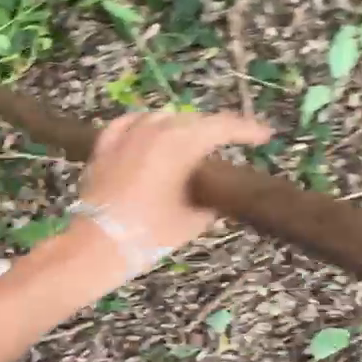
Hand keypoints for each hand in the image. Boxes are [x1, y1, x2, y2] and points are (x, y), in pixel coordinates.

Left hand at [75, 110, 272, 268]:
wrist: (97, 244)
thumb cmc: (149, 234)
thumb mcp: (193, 220)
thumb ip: (211, 201)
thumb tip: (216, 197)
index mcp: (182, 142)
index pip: (223, 126)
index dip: (247, 130)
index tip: (264, 136)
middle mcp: (154, 130)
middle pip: (192, 121)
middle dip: (212, 130)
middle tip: (228, 142)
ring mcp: (125, 136)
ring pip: (159, 118)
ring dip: (177, 126)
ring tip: (189, 140)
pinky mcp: (103, 149)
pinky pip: (125, 125)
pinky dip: (140, 125)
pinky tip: (146, 129)